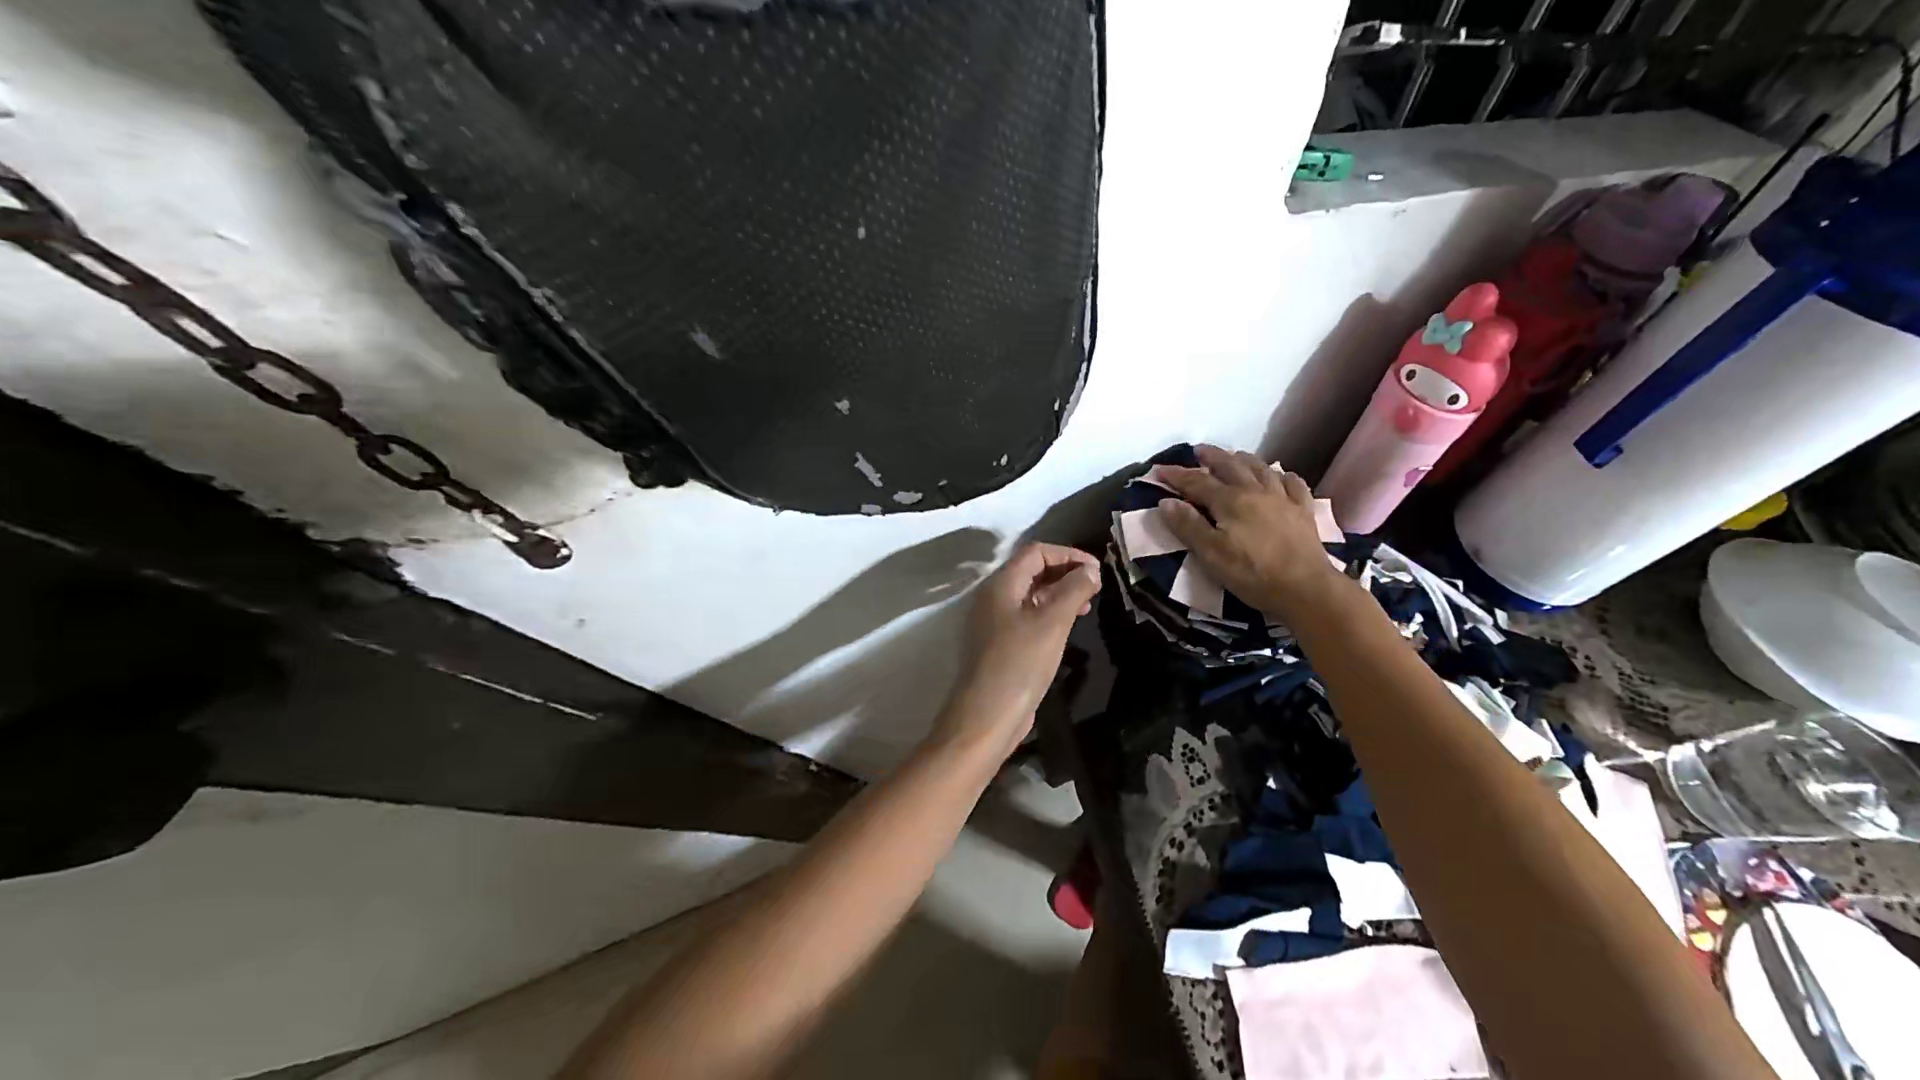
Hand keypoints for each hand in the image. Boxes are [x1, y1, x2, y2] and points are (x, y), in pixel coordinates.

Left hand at [934, 542, 1101, 754]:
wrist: (989, 715)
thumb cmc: (1021, 663)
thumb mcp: (1053, 622)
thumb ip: (1073, 590)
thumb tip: (1091, 569)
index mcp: (1001, 585)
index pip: (1036, 552)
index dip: (1068, 554)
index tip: (1097, 569)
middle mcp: (994, 598)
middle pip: (1032, 571)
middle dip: (1065, 573)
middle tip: (1095, 587)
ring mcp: (995, 622)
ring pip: (1031, 595)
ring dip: (1060, 594)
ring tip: (1087, 606)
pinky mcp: (1001, 644)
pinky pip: (1028, 616)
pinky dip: (1050, 613)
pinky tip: (1068, 627)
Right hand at [1158, 445, 1342, 618]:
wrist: (1306, 588)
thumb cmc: (1252, 573)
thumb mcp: (1211, 554)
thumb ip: (1188, 526)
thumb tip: (1166, 501)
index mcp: (1230, 501)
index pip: (1197, 482)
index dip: (1177, 475)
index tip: (1159, 470)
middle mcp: (1256, 491)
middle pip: (1231, 466)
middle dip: (1212, 457)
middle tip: (1199, 450)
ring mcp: (1283, 499)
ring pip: (1262, 469)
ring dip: (1244, 460)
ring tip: (1235, 456)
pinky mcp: (1303, 512)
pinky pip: (1293, 485)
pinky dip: (1283, 476)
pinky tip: (1281, 477)